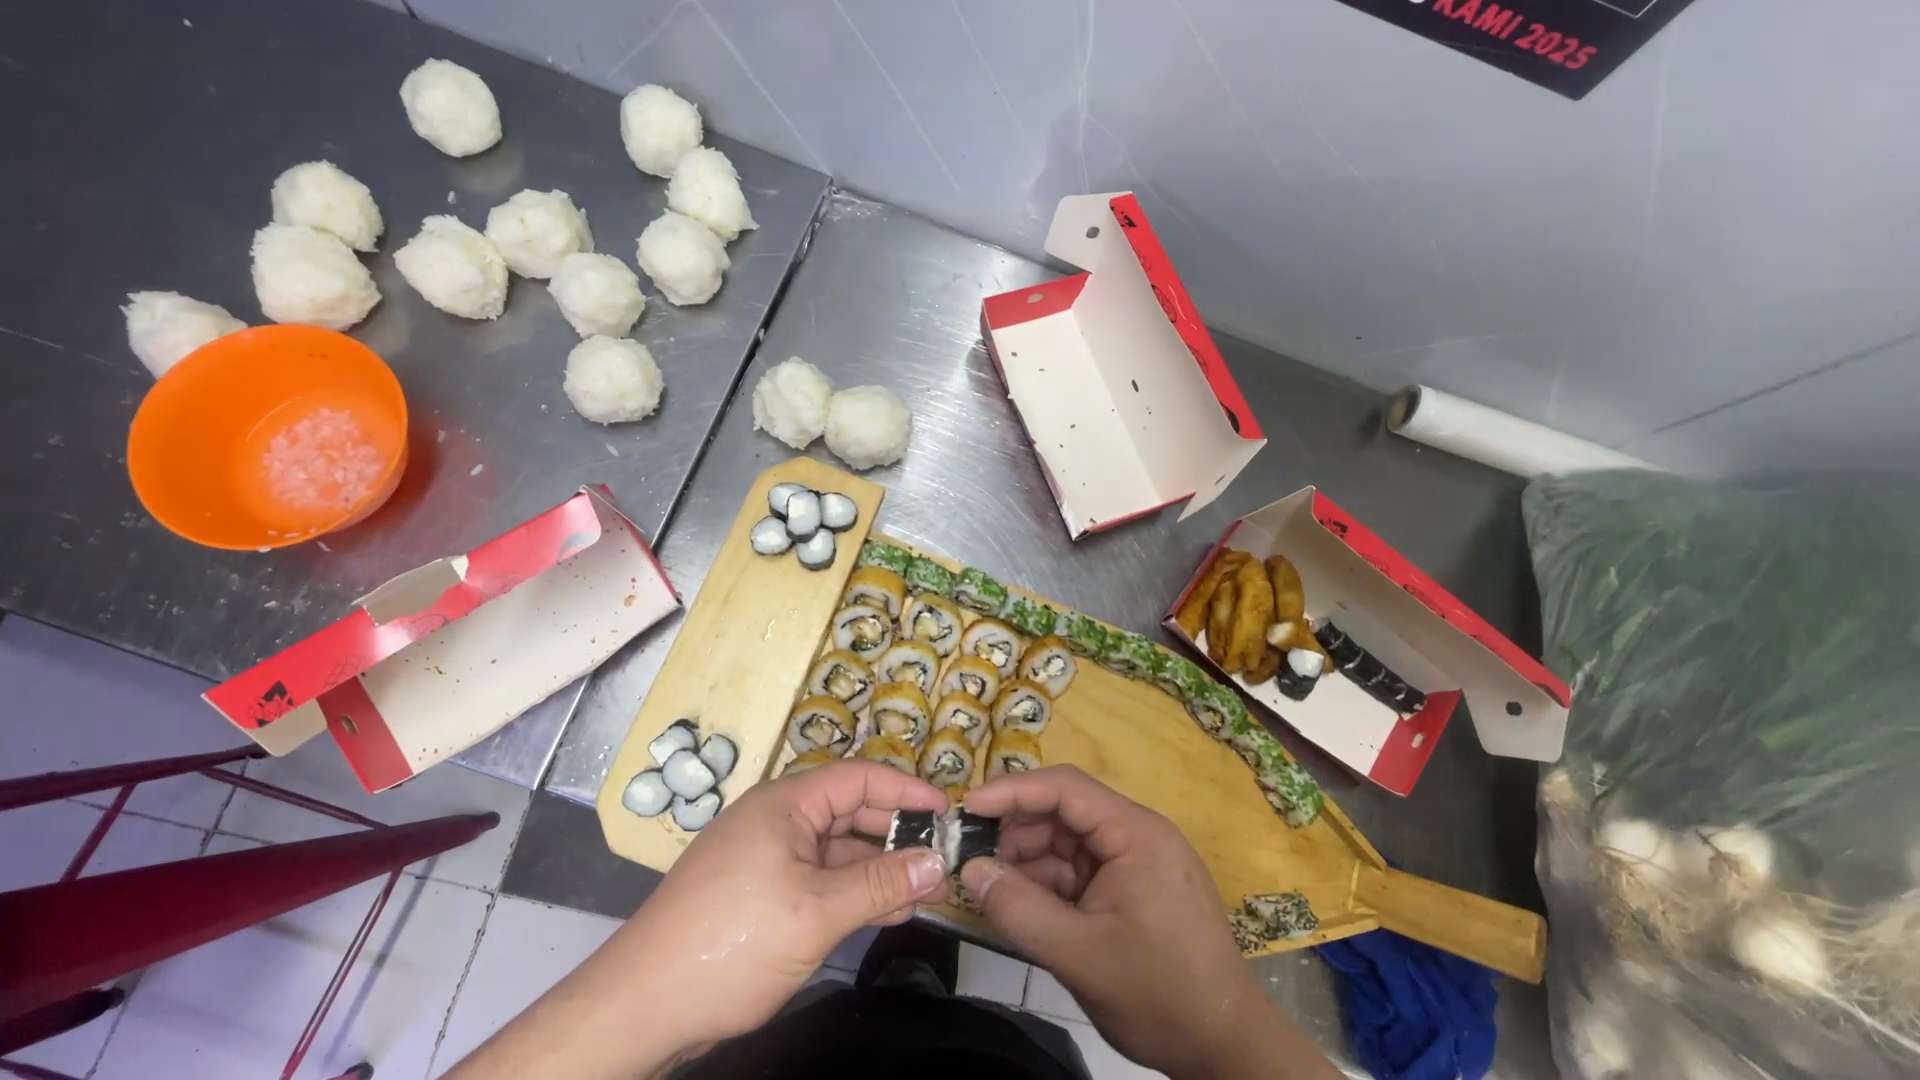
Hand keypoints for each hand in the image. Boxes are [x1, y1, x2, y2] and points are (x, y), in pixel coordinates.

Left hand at [622, 760, 952, 1049]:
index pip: (858, 778)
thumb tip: (936, 862)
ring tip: (926, 892)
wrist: (643, 1005)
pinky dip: (852, 893)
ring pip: (836, 852)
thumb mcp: (817, 912)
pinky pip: (818, 880)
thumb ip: (881, 884)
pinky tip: (887, 912)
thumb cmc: (734, 941)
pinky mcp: (759, 894)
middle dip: (897, 836)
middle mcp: (776, 821)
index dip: (906, 791)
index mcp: (784, 805)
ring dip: (879, 870)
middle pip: (849, 814)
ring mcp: (765, 858)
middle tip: (943, 860)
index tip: (947, 812)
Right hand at [960, 766, 1338, 1079]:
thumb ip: (1018, 908)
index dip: (1012, 791)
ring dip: (1030, 864)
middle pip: (1064, 813)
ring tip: (995, 894)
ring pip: (1068, 845)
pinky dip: (1049, 886)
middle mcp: (1138, 836)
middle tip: (973, 863)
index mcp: (1135, 833)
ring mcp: (1137, 864)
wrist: (1224, 1046)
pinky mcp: (1134, 891)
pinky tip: (1025, 909)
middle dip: (1017, 834)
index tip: (966, 808)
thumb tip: (970, 870)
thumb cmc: (1158, 993)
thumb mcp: (1078, 954)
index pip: (1066, 788)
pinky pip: (1081, 873)